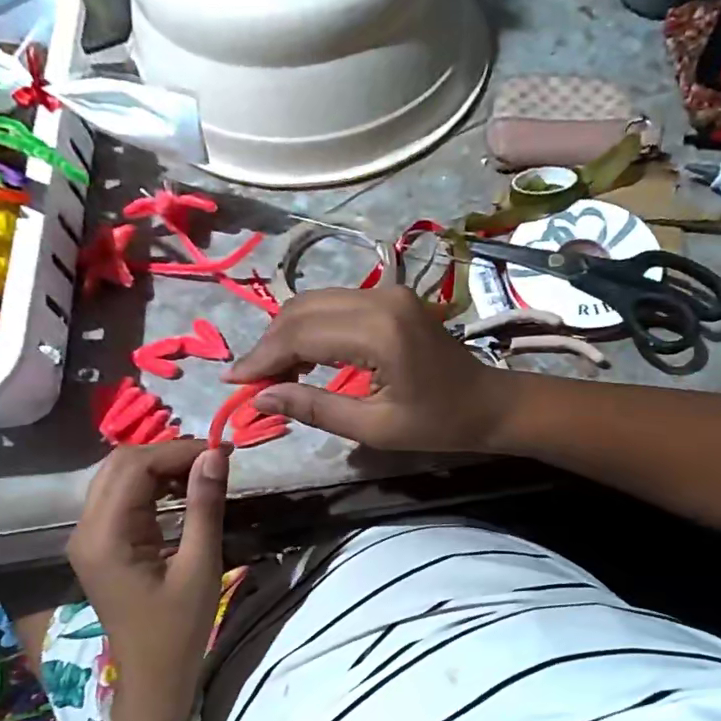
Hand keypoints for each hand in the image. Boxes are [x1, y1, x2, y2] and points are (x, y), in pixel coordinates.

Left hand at [65, 440, 227, 720]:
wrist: (154, 675)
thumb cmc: (179, 627)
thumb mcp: (200, 566)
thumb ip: (204, 507)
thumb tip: (215, 456)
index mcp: (105, 536)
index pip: (134, 467)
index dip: (178, 450)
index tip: (222, 452)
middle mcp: (86, 529)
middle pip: (120, 465)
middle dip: (168, 454)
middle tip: (214, 460)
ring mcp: (89, 536)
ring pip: (118, 477)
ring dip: (160, 467)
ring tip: (203, 472)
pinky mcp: (100, 544)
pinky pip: (122, 498)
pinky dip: (153, 486)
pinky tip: (183, 491)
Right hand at [224, 287, 515, 451]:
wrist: (488, 403)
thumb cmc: (439, 424)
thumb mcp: (375, 427)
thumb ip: (315, 408)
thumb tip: (260, 397)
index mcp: (379, 332)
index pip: (299, 335)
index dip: (262, 358)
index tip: (232, 382)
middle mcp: (380, 299)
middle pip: (301, 309)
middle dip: (270, 345)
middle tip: (253, 383)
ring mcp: (387, 292)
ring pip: (314, 301)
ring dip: (287, 334)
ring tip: (274, 374)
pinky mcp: (391, 296)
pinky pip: (335, 304)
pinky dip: (311, 327)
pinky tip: (303, 357)